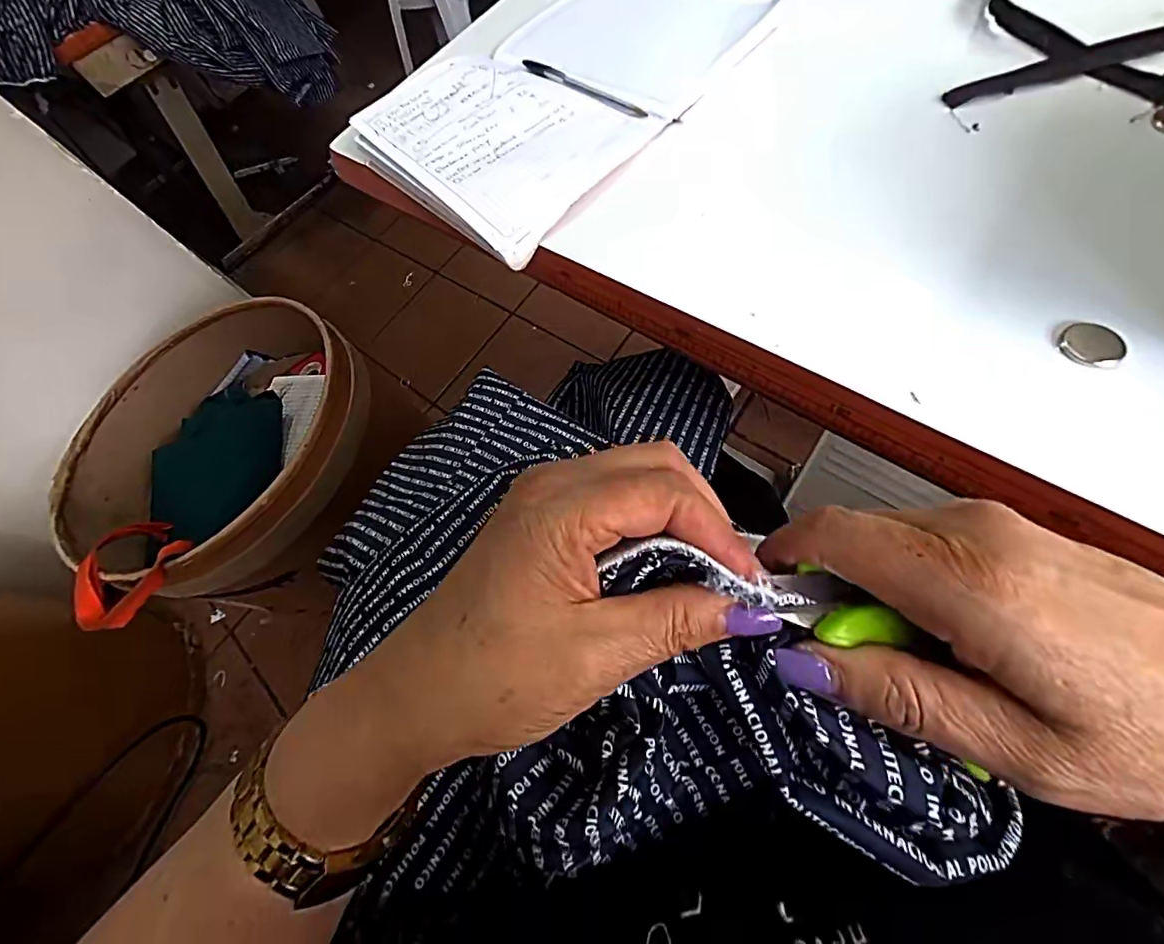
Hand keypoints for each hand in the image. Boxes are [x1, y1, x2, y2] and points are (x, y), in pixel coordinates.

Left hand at [267, 444, 775, 846]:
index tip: (749, 583)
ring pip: (639, 474)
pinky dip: (653, 520)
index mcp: (560, 508)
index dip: (718, 532)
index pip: (666, 492)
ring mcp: (545, 493)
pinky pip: (616, 494)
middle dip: (705, 511)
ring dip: (681, 513)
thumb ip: (676, 620)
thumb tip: (745, 610)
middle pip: (657, 465)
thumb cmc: (493, 680)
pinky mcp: (544, 513)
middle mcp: (553, 482)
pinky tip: (665, 561)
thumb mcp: (596, 655)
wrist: (414, 698)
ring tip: (707, 568)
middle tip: (730, 571)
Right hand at [758, 501, 1163, 843]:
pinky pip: (933, 545)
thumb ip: (896, 694)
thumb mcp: (1015, 748)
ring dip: (878, 596)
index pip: (832, 535)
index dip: (785, 564)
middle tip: (859, 669)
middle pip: (855, 535)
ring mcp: (1006, 526)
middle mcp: (983, 532)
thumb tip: (815, 661)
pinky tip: (965, 645)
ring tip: (929, 669)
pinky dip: (916, 587)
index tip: (776, 610)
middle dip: (833, 596)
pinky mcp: (1023, 534)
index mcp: (973, 580)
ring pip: (892, 541)